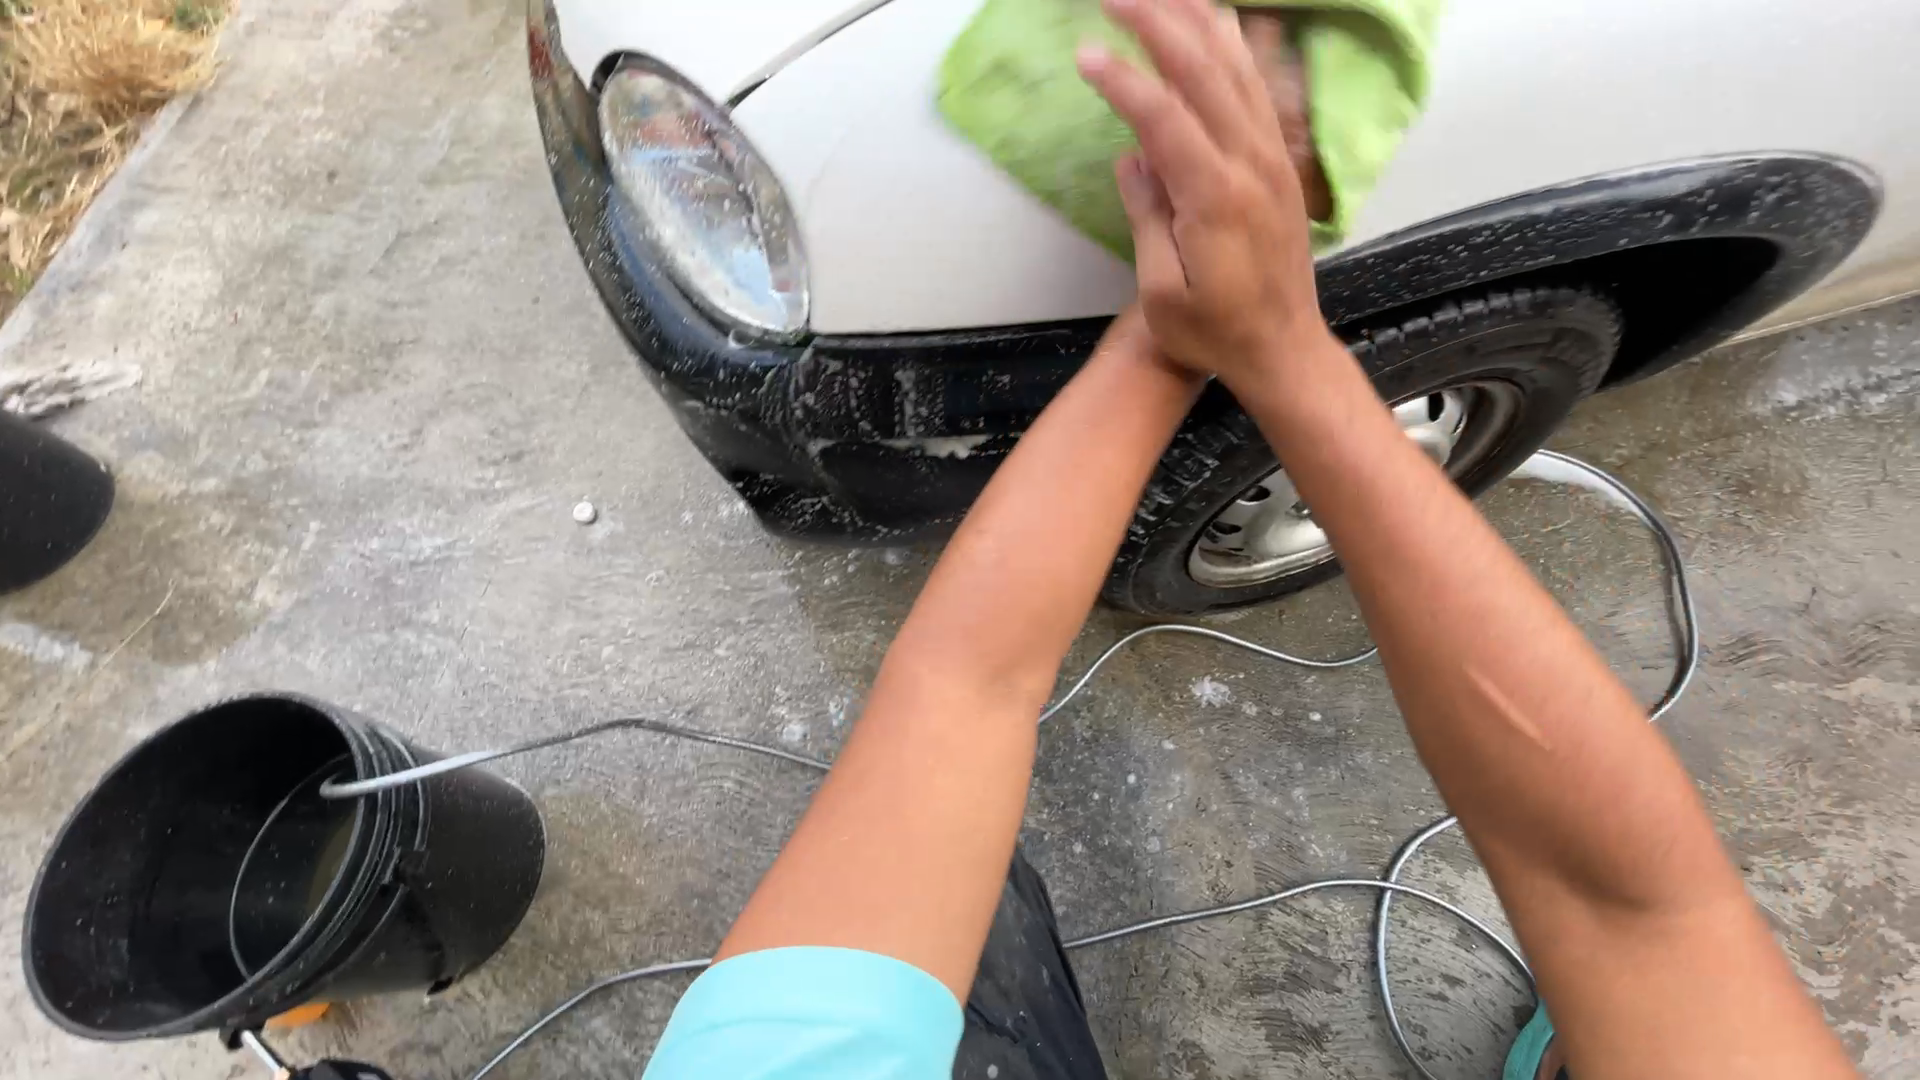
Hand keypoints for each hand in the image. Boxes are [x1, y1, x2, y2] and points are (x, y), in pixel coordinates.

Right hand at [1077, 0, 1339, 391]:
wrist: (1281, 348)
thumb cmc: (1213, 332)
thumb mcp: (1162, 291)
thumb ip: (1147, 217)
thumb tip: (1131, 158)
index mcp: (1213, 197)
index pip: (1163, 117)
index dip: (1123, 81)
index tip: (1085, 54)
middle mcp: (1250, 163)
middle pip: (1203, 73)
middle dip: (1158, 25)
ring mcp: (1273, 160)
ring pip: (1238, 71)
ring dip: (1199, 24)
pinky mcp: (1281, 167)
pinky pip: (1262, 92)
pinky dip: (1242, 51)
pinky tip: (1226, 24)